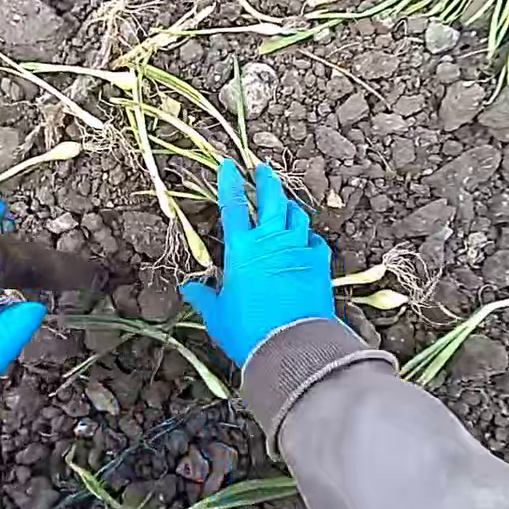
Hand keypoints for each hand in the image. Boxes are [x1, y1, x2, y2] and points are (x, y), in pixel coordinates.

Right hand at [181, 160, 335, 365]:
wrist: (291, 344)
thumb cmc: (248, 330)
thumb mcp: (219, 315)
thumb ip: (204, 298)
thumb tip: (189, 288)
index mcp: (242, 249)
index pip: (232, 205)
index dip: (229, 182)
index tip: (229, 165)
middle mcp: (270, 241)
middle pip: (271, 199)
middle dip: (266, 180)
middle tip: (263, 169)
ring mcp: (297, 248)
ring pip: (296, 216)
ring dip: (290, 207)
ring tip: (285, 205)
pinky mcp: (319, 262)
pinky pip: (315, 241)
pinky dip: (309, 237)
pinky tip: (306, 241)